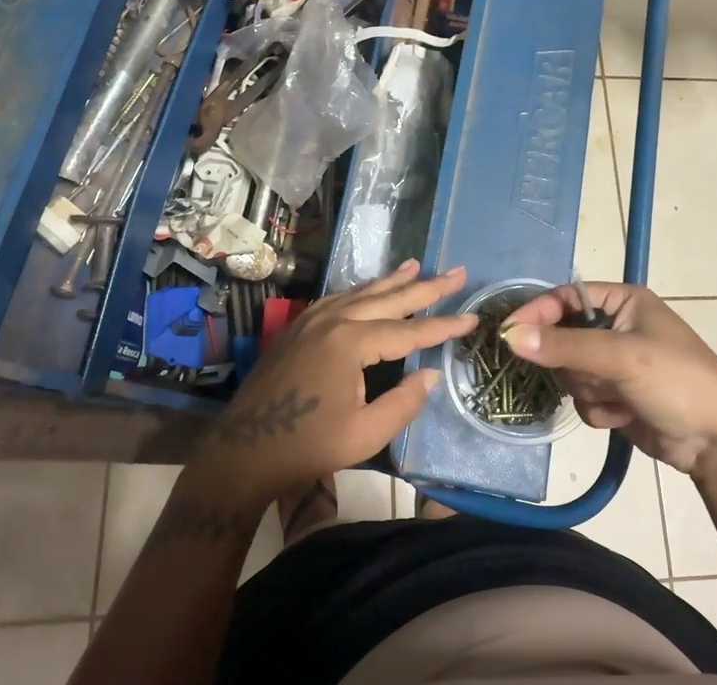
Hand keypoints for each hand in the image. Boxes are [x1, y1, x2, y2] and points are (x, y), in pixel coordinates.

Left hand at [188, 261, 475, 507]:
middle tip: (456, 271)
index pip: (408, 331)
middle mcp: (332, 320)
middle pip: (388, 299)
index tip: (472, 318)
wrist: (245, 450)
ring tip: (417, 266)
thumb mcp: (365, 434)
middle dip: (425, 287)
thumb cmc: (307, 446)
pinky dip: (361, 291)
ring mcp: (311, 321)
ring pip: (360, 293)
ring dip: (392, 281)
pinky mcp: (297, 329)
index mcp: (350, 342)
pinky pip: (338, 299)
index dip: (443, 326)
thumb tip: (430, 374)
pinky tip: (370, 290)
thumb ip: (403, 403)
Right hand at [501, 284, 716, 472]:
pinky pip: (583, 398)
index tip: (507, 334)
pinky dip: (598, 410)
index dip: (537, 313)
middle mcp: (618, 327)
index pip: (566, 298)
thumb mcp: (621, 357)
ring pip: (570, 373)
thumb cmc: (677, 382)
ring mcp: (616, 364)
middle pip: (563, 338)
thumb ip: (564, 346)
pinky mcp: (617, 397)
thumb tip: (509, 335)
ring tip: (617, 399)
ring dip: (588, 390)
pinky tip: (624, 417)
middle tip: (592, 376)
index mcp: (625, 302)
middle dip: (574, 365)